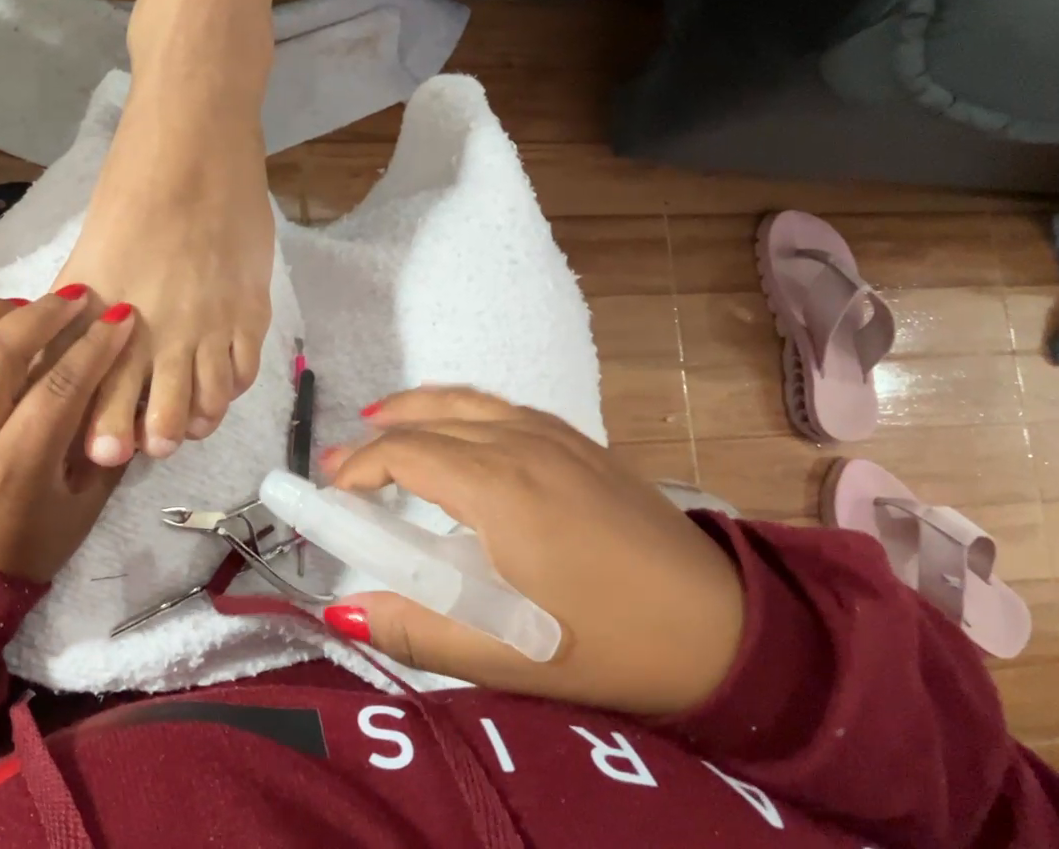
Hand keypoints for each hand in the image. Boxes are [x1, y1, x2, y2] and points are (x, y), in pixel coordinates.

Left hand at [0, 290, 136, 582]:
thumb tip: (124, 382)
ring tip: (27, 303)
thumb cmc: (30, 544)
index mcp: (14, 467)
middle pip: (1, 351)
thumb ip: (103, 442)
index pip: (60, 387)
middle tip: (77, 296)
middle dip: (46, 313)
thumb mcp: (84, 505)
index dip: (95, 347)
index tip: (120, 318)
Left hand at [53, 37, 275, 466]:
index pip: (102, 395)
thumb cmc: (133, 187)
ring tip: (180, 427)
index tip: (93, 450)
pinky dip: (227, 392)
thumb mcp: (92, 249)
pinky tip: (216, 390)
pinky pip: (242, 374)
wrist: (196, 142)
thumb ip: (76, 303)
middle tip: (140, 446)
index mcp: (112, 316)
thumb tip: (58, 343)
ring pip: (204, 403)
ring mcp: (211, 324)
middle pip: (155, 412)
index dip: (99, 430)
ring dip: (190, 421)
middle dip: (145, 438)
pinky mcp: (250, 310)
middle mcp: (162, 331)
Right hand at [317, 387, 745, 716]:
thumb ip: (415, 631)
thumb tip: (339, 613)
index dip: (357, 468)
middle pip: (427, 423)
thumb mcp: (506, 656)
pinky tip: (454, 425)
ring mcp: (556, 436)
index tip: (331, 496)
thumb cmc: (611, 644)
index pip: (403, 453)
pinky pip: (501, 406)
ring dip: (414, 410)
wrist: (727, 628)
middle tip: (340, 470)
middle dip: (374, 441)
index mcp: (499, 488)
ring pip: (465, 402)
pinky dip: (459, 407)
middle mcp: (522, 444)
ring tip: (378, 421)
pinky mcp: (581, 443)